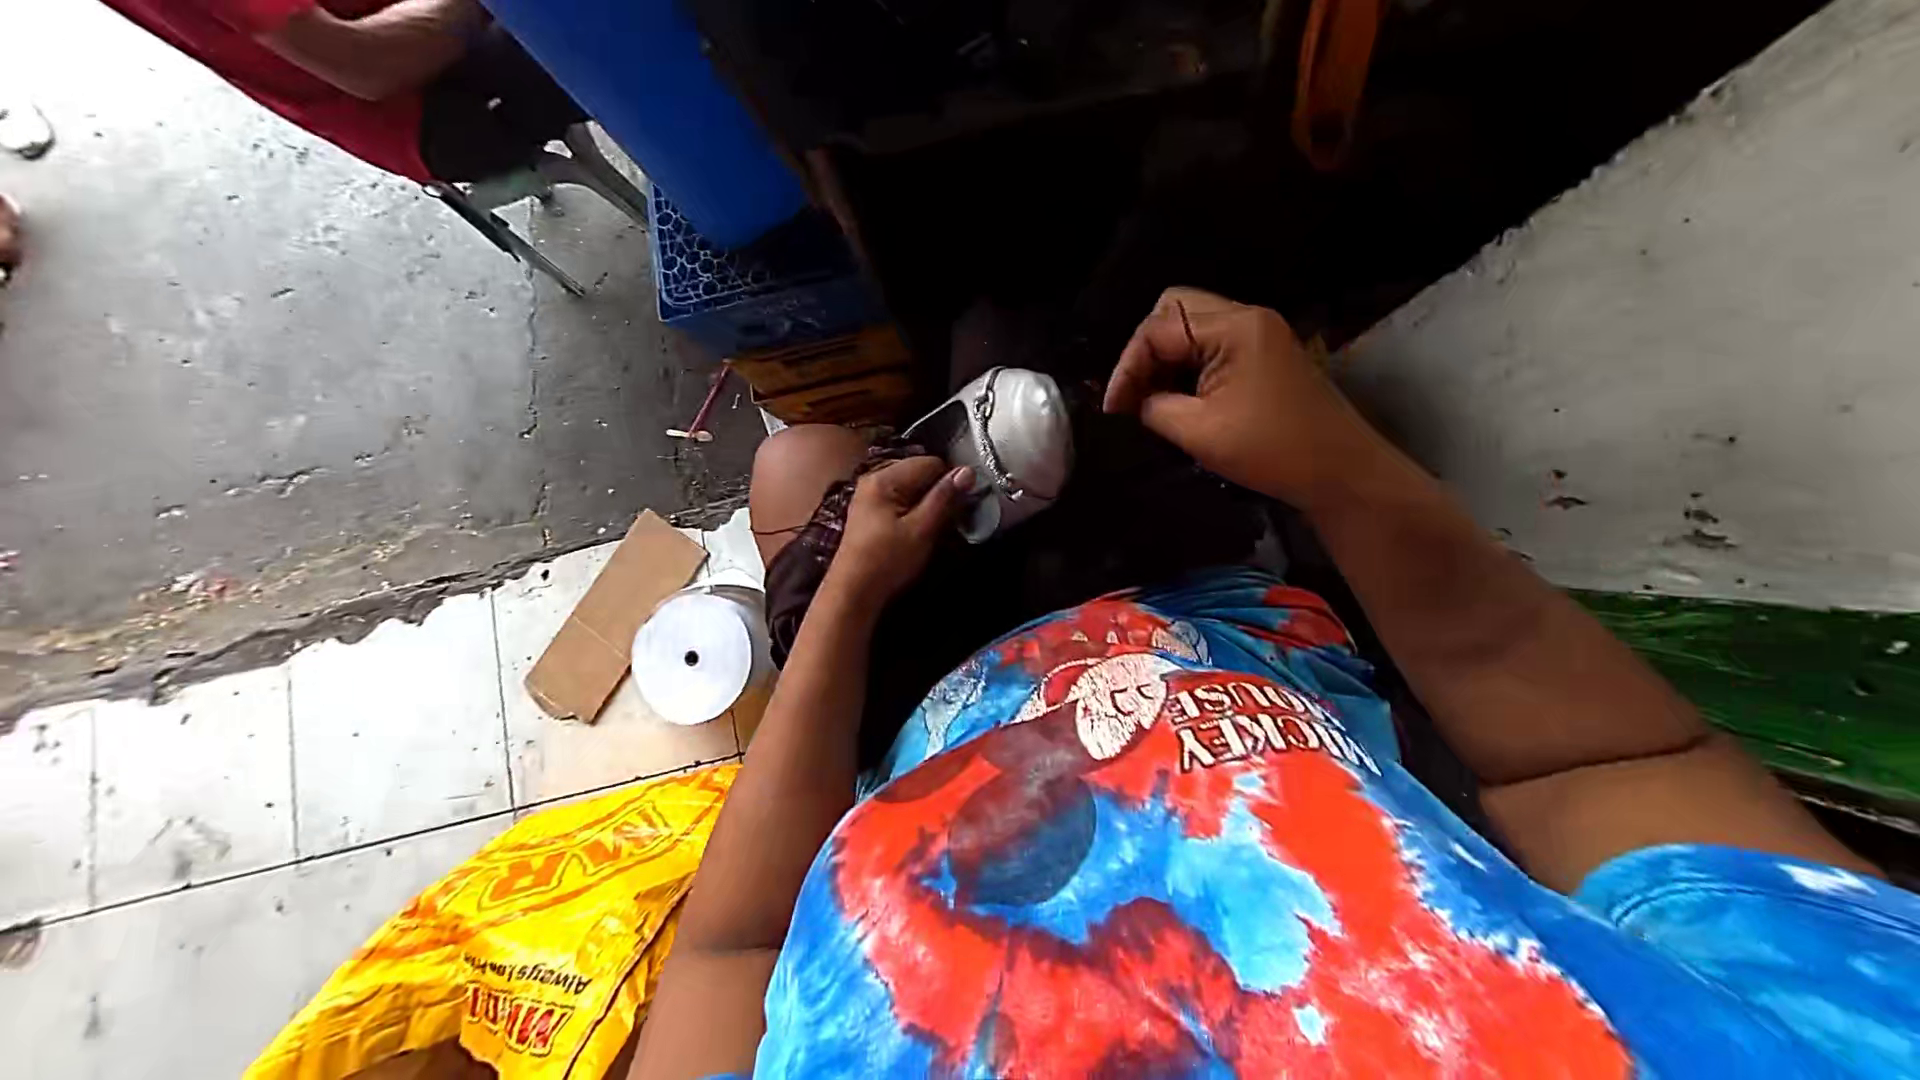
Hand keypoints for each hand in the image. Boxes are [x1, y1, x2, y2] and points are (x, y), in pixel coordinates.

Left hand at [822, 457, 972, 605]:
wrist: (852, 594)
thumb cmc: (887, 561)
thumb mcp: (922, 529)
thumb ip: (944, 498)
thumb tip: (969, 471)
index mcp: (884, 478)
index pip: (930, 463)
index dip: (950, 481)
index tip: (961, 505)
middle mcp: (873, 480)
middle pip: (919, 473)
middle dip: (938, 492)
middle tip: (949, 519)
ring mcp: (869, 497)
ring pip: (911, 489)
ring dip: (927, 504)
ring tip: (934, 528)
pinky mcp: (869, 514)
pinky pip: (900, 501)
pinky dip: (913, 512)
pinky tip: (916, 532)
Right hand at [1103, 286, 1382, 508]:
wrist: (1340, 471)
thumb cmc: (1271, 451)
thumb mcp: (1198, 432)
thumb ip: (1153, 408)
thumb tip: (1131, 402)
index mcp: (1235, 327)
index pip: (1158, 329)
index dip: (1126, 367)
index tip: (1113, 408)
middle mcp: (1247, 317)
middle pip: (1173, 310)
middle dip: (1144, 352)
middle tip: (1133, 393)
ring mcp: (1257, 333)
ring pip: (1190, 326)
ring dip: (1163, 359)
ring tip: (1149, 400)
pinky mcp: (1261, 354)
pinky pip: (1209, 344)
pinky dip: (1185, 366)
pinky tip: (1176, 398)